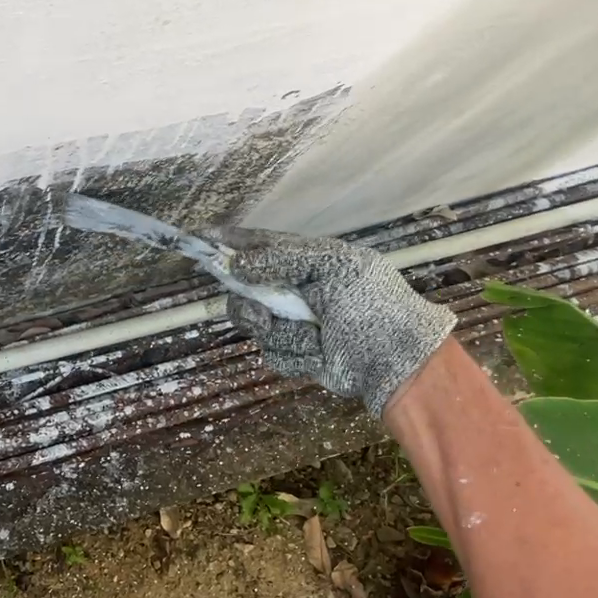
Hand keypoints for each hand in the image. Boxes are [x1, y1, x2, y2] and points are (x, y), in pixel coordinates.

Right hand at [201, 227, 454, 412]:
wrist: (397, 359)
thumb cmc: (371, 304)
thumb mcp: (332, 266)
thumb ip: (282, 259)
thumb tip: (237, 264)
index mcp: (306, 261)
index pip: (258, 245)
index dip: (229, 242)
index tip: (200, 237)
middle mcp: (295, 289)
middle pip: (244, 289)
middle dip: (250, 302)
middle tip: (262, 313)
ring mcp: (293, 322)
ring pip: (254, 323)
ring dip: (280, 332)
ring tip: (311, 337)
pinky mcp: (294, 352)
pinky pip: (272, 352)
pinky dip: (296, 354)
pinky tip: (319, 354)